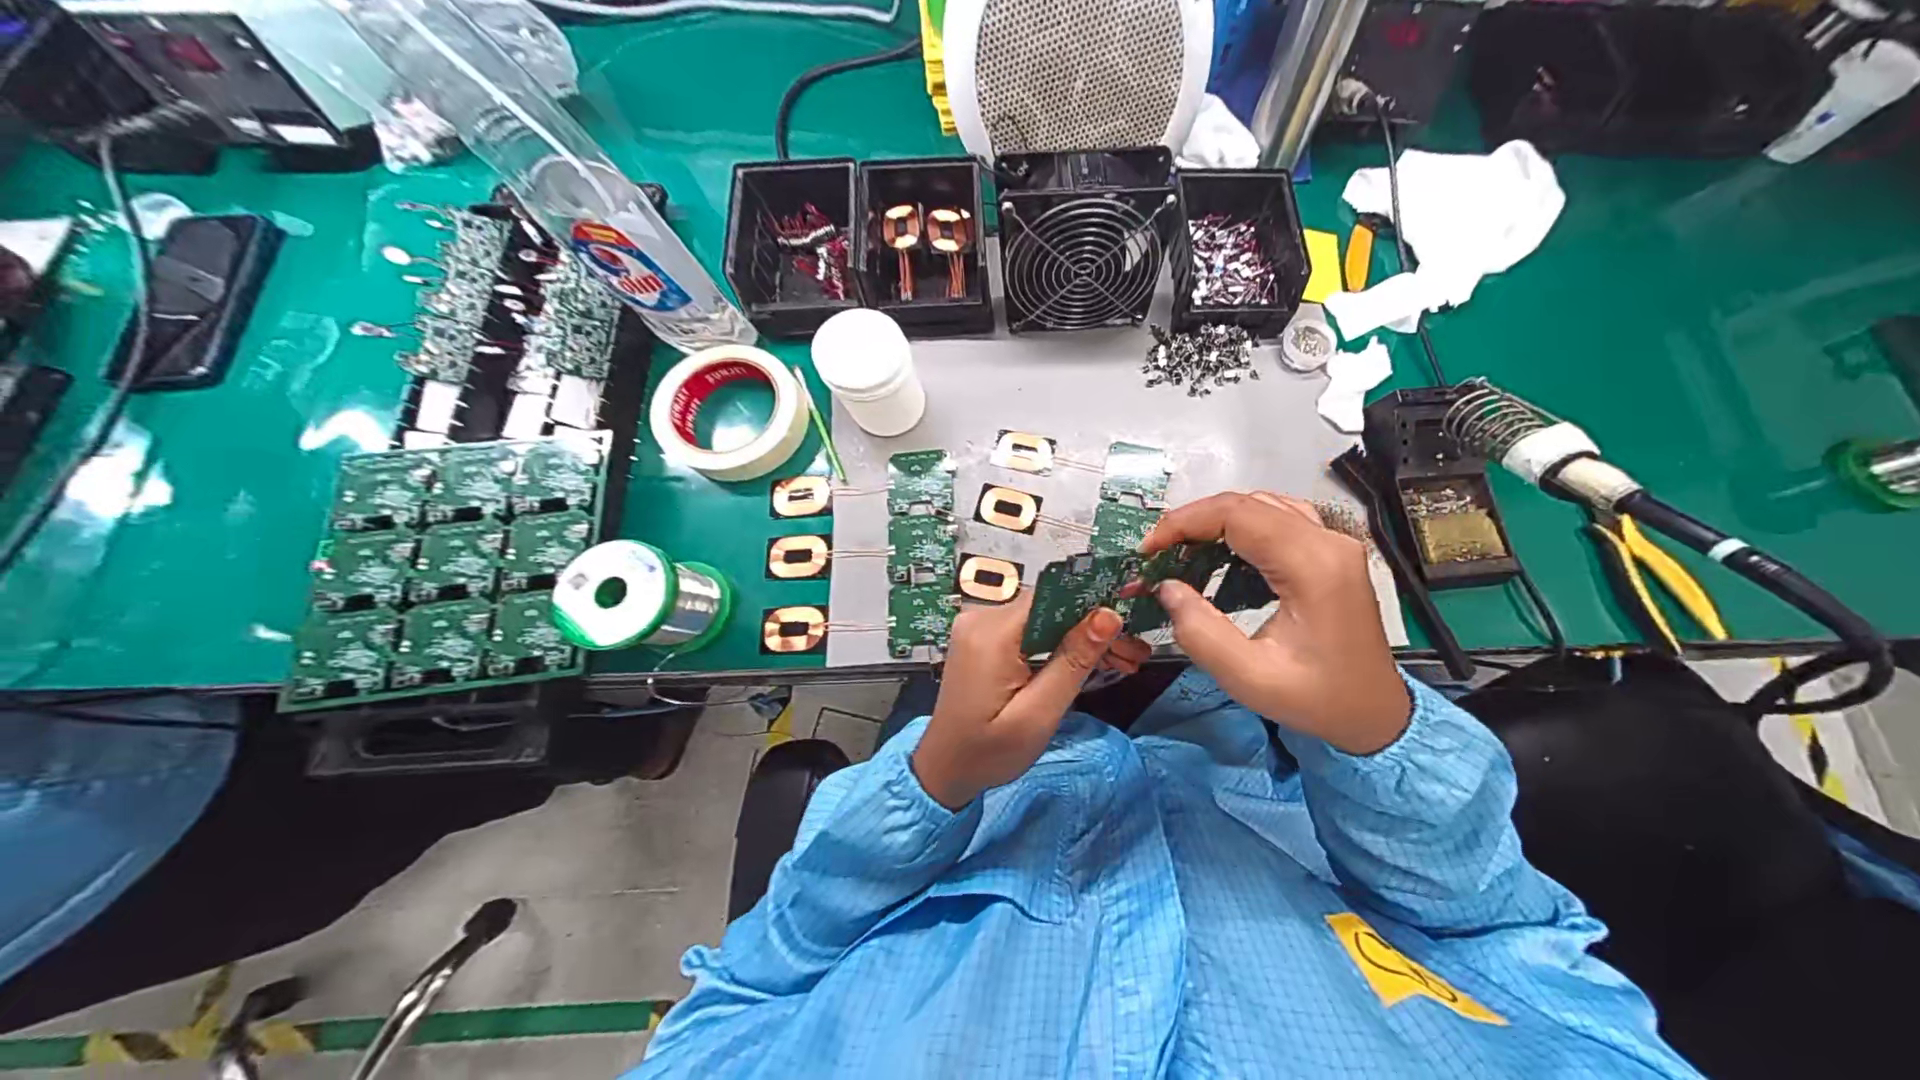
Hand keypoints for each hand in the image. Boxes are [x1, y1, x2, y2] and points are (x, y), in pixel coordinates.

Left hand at [912, 594, 1149, 808]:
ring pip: (1044, 618)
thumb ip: (1072, 663)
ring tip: (1123, 661)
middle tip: (1135, 654)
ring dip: (1081, 637)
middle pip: (1050, 607)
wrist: (944, 768)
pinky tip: (1089, 661)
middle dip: (1094, 626)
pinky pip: (1029, 631)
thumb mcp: (1038, 715)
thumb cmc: (989, 752)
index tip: (1133, 622)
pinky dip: (1059, 644)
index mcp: (991, 634)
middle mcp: (981, 619)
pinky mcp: (983, 639)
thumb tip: (1107, 615)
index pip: (1052, 596)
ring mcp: (980, 627)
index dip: (1094, 603)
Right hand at [1142, 492, 1410, 754]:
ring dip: (1213, 522)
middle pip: (1246, 503)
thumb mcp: (1248, 677)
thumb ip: (1200, 631)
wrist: (1376, 713)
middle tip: (1155, 554)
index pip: (1236, 514)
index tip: (1148, 550)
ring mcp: (1333, 543)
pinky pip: (1275, 519)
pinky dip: (1237, 528)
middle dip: (1191, 522)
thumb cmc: (1317, 699)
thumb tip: (1167, 587)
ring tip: (1179, 552)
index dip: (1184, 523)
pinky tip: (1216, 554)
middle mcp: (1327, 541)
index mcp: (1313, 566)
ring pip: (1260, 505)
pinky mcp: (1329, 551)